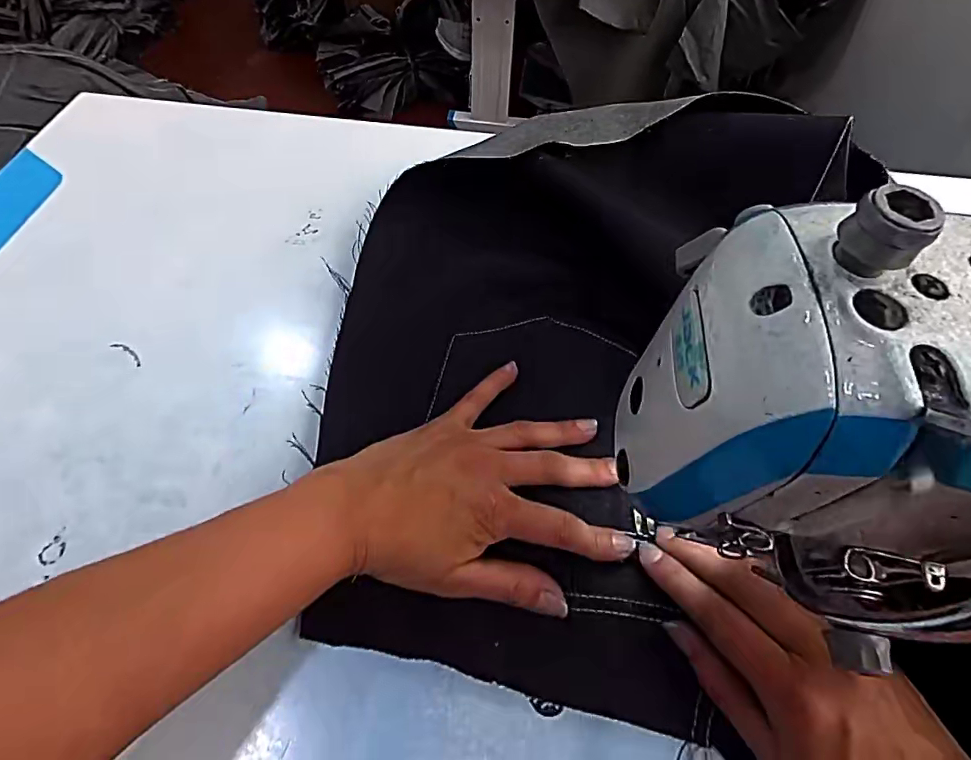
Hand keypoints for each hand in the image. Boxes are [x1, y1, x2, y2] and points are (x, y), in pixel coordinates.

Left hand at [317, 362, 634, 616]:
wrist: (346, 513)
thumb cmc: (398, 552)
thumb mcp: (456, 580)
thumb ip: (511, 586)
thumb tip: (558, 602)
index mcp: (496, 510)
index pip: (558, 527)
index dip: (594, 538)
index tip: (623, 541)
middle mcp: (493, 468)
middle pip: (551, 468)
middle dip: (587, 471)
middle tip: (616, 470)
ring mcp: (471, 441)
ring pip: (526, 432)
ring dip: (559, 430)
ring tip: (589, 425)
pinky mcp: (447, 425)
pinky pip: (476, 399)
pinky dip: (494, 382)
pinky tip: (512, 367)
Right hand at [640, 530, 967, 759]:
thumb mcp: (771, 755)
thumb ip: (723, 689)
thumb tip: (682, 635)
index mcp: (794, 688)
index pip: (721, 616)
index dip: (680, 582)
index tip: (653, 557)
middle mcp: (820, 645)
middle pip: (745, 582)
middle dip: (698, 554)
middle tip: (665, 535)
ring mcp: (842, 627)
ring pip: (774, 575)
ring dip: (728, 555)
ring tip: (692, 542)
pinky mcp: (857, 621)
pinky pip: (799, 586)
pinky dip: (763, 568)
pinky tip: (741, 561)